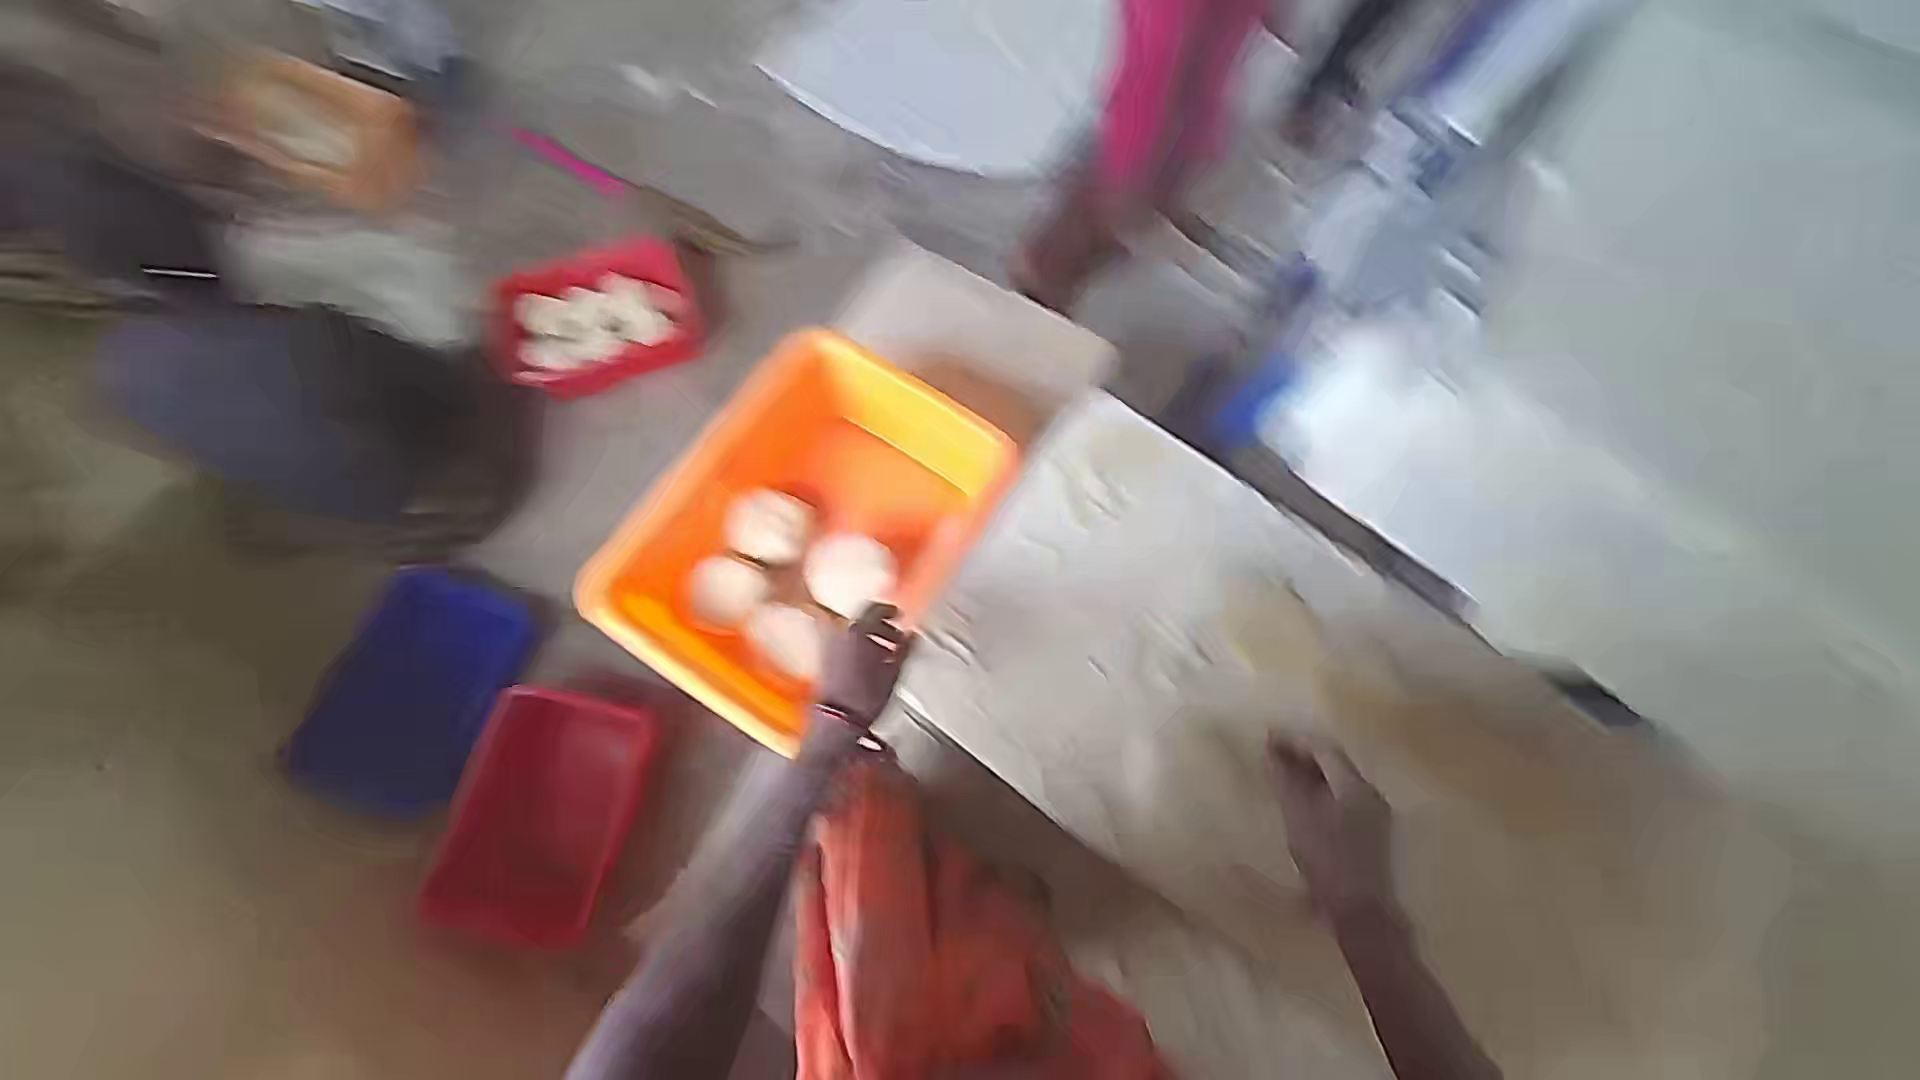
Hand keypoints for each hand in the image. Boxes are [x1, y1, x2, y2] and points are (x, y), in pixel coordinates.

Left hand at [815, 603, 913, 728]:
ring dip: (869, 635)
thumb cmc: (864, 697)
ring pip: (852, 629)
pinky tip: (869, 660)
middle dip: (881, 626)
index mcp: (857, 629)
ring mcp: (828, 643)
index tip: (898, 616)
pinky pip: (843, 640)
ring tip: (885, 651)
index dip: (890, 611)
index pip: (874, 608)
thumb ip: (905, 647)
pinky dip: (856, 644)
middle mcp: (839, 631)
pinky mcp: (822, 656)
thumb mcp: (894, 671)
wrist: (837, 719)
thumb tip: (913, 634)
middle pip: (862, 618)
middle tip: (895, 636)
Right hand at [1269, 733, 1396, 918]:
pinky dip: (1317, 787)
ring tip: (1279, 769)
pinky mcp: (1368, 831)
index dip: (1293, 739)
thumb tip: (1270, 751)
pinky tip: (1298, 795)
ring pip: (1336, 778)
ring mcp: (1373, 814)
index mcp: (1355, 787)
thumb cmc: (1326, 858)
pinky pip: (1340, 795)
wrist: (1361, 912)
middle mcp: (1369, 794)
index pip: (1323, 749)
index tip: (1266, 736)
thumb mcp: (1297, 815)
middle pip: (1333, 760)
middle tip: (1270, 750)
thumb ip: (1283, 779)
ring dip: (1308, 769)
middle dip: (1300, 751)